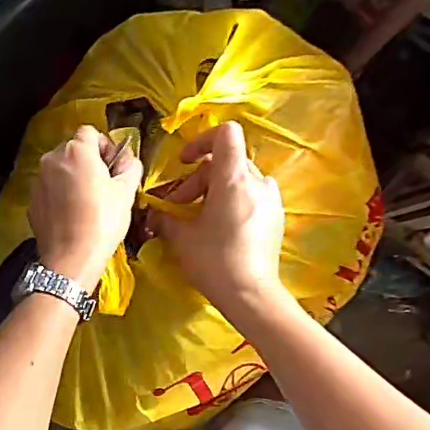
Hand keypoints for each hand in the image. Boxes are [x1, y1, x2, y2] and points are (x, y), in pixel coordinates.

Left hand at [29, 125, 143, 291]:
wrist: (71, 258)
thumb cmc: (102, 222)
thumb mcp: (126, 192)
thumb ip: (130, 166)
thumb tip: (128, 159)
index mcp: (76, 151)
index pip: (90, 132)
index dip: (104, 146)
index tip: (113, 166)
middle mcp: (51, 159)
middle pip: (72, 150)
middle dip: (88, 163)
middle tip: (102, 187)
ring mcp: (38, 181)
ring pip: (59, 170)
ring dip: (72, 179)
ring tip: (87, 204)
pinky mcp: (31, 201)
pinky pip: (49, 190)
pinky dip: (59, 196)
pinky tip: (72, 216)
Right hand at [146, 121, 287, 322]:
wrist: (251, 296)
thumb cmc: (214, 262)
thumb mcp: (181, 238)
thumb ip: (165, 219)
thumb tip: (154, 215)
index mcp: (234, 179)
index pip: (225, 133)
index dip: (200, 141)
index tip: (184, 163)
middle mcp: (258, 182)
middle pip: (226, 162)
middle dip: (198, 180)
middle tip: (178, 207)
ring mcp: (271, 200)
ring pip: (238, 181)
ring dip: (214, 192)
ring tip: (197, 218)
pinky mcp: (275, 218)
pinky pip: (251, 198)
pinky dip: (231, 203)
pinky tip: (218, 229)